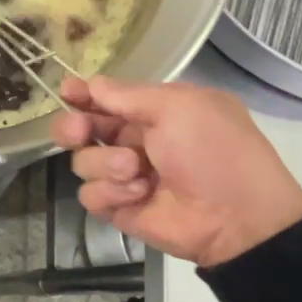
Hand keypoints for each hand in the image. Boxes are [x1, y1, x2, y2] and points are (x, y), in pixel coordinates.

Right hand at [51, 77, 301, 268]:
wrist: (235, 216)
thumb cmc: (214, 150)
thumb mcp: (179, 107)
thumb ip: (129, 96)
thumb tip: (92, 85)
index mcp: (155, 112)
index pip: (108, 98)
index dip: (84, 94)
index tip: (66, 92)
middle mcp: (135, 141)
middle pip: (82, 129)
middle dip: (74, 127)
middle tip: (79, 132)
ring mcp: (123, 176)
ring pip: (83, 162)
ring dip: (105, 163)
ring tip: (135, 171)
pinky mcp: (117, 207)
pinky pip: (90, 194)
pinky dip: (111, 193)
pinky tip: (139, 194)